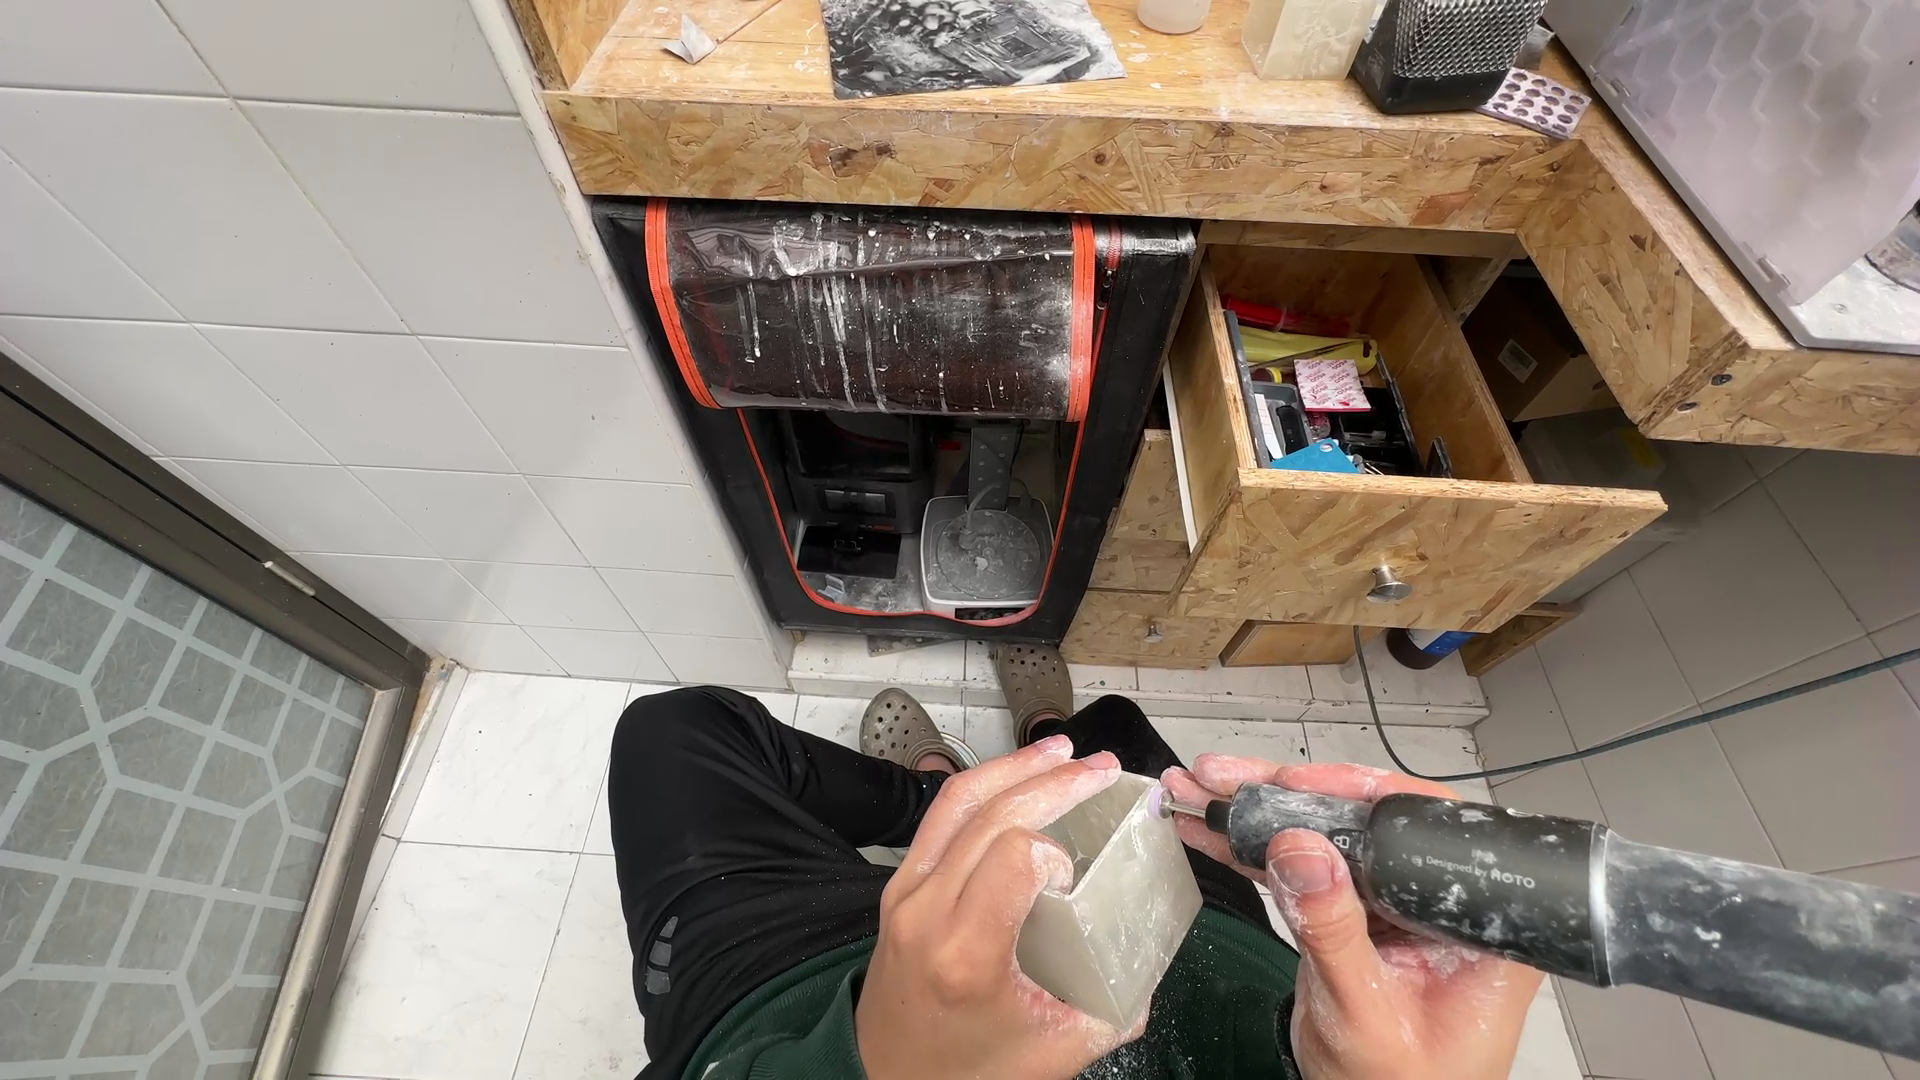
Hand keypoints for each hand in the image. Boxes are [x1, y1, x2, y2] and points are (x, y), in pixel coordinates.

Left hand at [855, 736, 1144, 1079]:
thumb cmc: (967, 1073)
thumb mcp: (1054, 1053)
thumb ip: (1113, 1007)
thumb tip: (1150, 957)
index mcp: (967, 953)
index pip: (1014, 856)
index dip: (1053, 851)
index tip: (1073, 875)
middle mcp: (928, 906)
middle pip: (993, 814)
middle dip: (1055, 781)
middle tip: (1102, 767)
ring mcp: (907, 886)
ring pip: (961, 798)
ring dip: (1016, 765)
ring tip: (1062, 749)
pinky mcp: (899, 879)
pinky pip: (942, 813)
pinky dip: (984, 782)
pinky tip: (1017, 773)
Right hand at [1163, 755, 1541, 1079]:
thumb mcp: (1362, 1013)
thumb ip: (1333, 932)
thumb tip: (1299, 846)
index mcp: (1467, 921)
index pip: (1420, 827)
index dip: (1355, 791)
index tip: (1291, 784)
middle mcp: (1425, 897)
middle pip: (1351, 818)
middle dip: (1275, 792)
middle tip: (1215, 775)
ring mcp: (1380, 899)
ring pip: (1312, 832)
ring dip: (1246, 811)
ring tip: (1190, 788)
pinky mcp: (1342, 906)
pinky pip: (1290, 864)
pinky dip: (1241, 846)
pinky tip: (1200, 827)